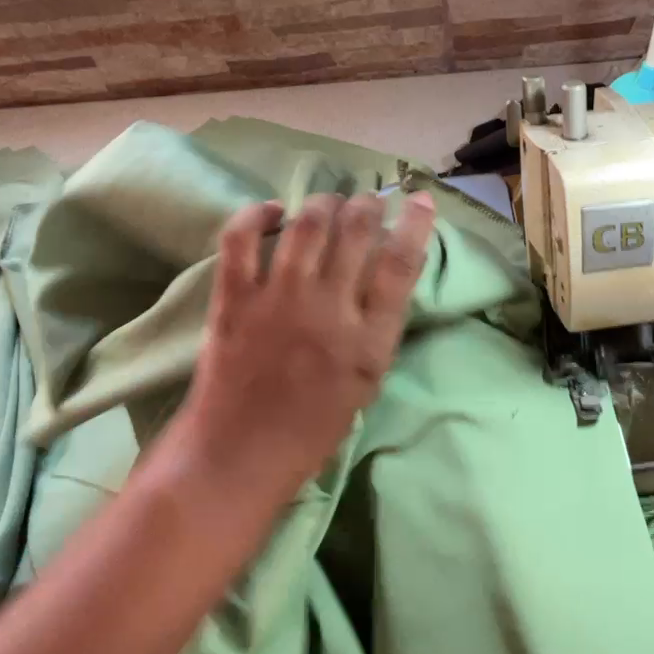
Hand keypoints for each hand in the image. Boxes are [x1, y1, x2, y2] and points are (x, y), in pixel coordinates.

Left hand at [168, 191, 436, 490]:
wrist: (240, 453)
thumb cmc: (313, 425)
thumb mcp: (368, 379)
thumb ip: (382, 325)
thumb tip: (395, 268)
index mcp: (368, 339)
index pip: (400, 262)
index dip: (414, 223)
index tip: (419, 199)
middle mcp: (328, 310)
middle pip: (356, 231)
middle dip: (368, 204)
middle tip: (368, 200)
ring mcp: (278, 300)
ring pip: (308, 225)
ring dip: (324, 203)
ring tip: (330, 202)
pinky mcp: (234, 299)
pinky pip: (242, 239)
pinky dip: (257, 214)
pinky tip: (273, 210)